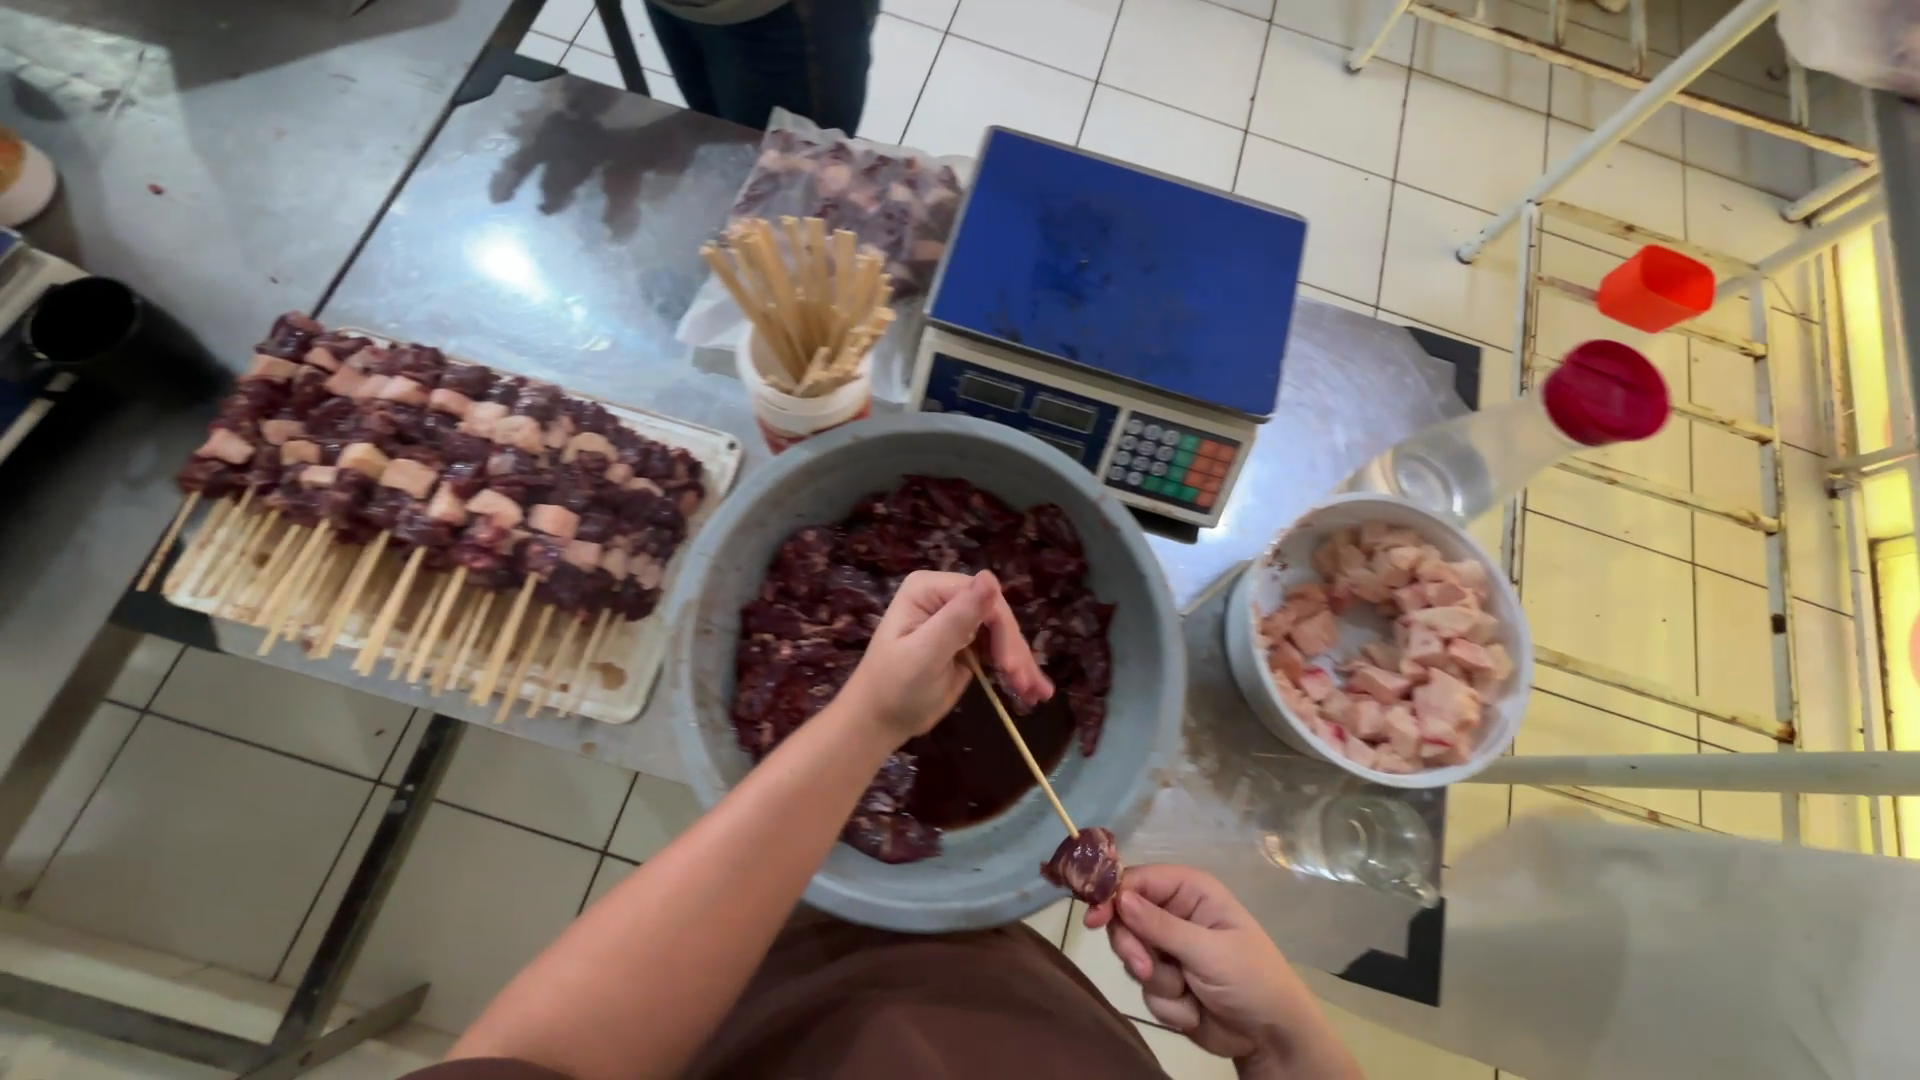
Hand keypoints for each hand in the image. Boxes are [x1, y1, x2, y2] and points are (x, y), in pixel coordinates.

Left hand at [838, 570, 1052, 741]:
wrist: (877, 722)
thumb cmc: (893, 688)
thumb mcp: (926, 654)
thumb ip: (958, 618)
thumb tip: (991, 578)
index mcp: (929, 589)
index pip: (982, 596)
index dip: (1002, 628)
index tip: (1010, 666)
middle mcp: (944, 598)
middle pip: (996, 616)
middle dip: (1014, 651)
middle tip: (1027, 688)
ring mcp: (956, 620)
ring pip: (1003, 634)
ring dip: (1020, 663)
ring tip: (1035, 694)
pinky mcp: (966, 644)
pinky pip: (998, 650)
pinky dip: (1015, 670)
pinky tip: (1032, 690)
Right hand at [1085, 866, 1355, 1075]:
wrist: (1273, 1038)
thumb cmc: (1251, 979)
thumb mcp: (1208, 950)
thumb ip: (1161, 926)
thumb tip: (1119, 897)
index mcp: (1189, 890)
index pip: (1136, 881)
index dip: (1112, 897)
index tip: (1093, 920)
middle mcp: (1174, 912)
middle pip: (1125, 918)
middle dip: (1134, 948)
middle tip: (1146, 968)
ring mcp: (1169, 948)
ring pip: (1132, 956)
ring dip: (1157, 980)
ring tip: (1186, 992)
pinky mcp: (1167, 982)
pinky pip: (1145, 989)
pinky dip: (1168, 1004)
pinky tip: (1194, 1009)